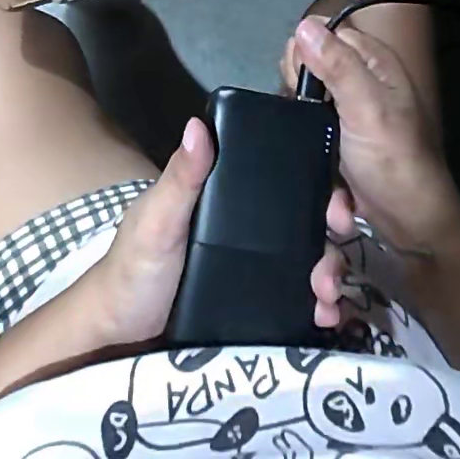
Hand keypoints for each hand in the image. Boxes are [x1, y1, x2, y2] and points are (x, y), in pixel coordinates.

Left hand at [74, 116, 354, 345]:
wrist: (122, 335)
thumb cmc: (136, 266)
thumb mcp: (157, 219)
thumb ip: (180, 178)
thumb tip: (198, 124)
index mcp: (229, 196)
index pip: (283, 182)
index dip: (318, 187)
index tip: (337, 205)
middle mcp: (249, 227)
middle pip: (306, 223)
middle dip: (332, 240)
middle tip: (334, 261)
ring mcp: (256, 266)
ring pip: (310, 261)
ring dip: (331, 275)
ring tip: (328, 299)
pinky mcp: (259, 304)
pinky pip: (299, 300)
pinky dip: (321, 307)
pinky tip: (326, 318)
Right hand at [287, 17, 459, 254]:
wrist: (410, 227)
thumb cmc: (394, 162)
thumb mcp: (367, 108)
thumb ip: (337, 66)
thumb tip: (304, 25)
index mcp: (374, 61)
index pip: (322, 32)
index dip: (306, 52)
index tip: (304, 83)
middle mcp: (360, 78)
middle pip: (307, 63)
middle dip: (300, 93)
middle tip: (315, 118)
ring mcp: (346, 107)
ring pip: (301, 96)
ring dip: (302, 124)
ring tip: (317, 147)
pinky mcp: (336, 134)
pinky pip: (306, 125)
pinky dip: (308, 144)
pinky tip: (319, 162)